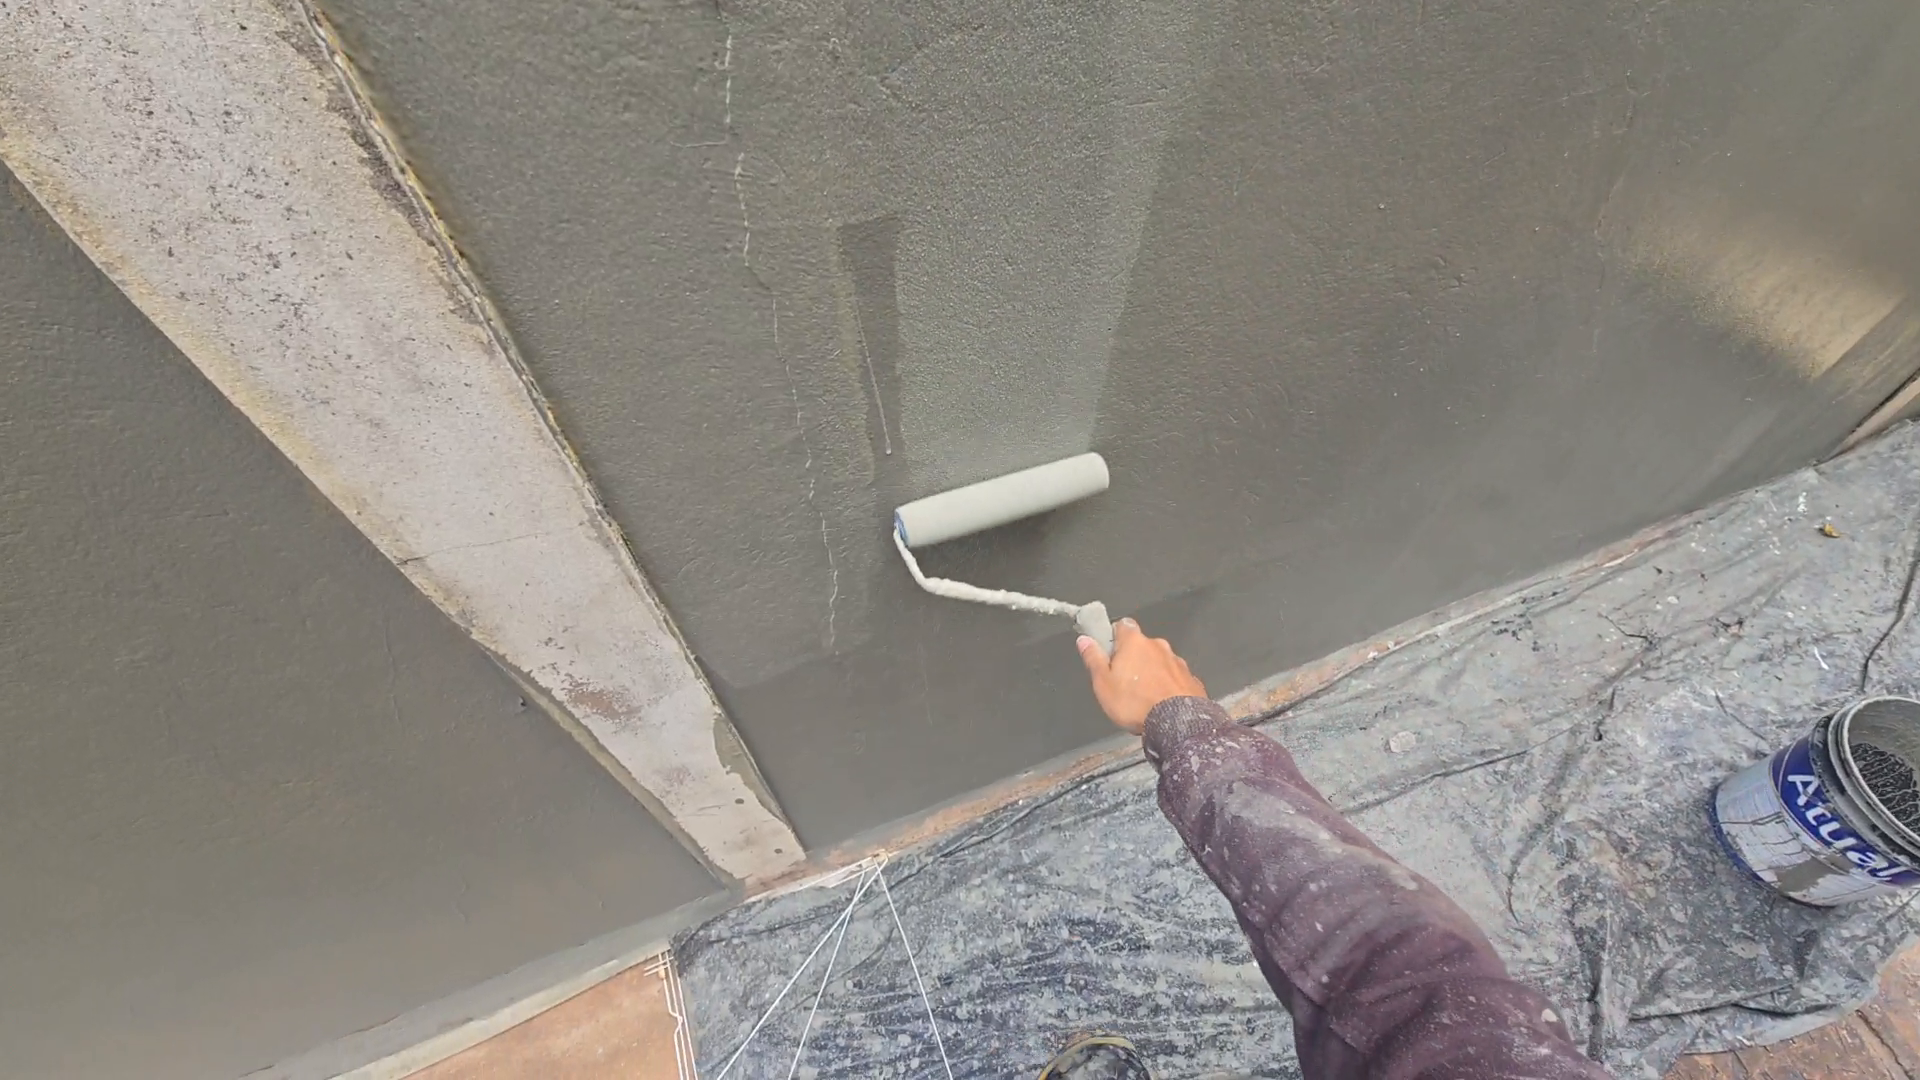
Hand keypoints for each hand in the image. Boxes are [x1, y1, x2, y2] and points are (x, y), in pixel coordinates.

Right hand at [1077, 618, 1206, 733]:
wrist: (1177, 724)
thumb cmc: (1137, 703)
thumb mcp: (1103, 683)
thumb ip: (1093, 658)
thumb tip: (1084, 641)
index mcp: (1134, 642)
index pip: (1122, 625)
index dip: (1112, 636)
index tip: (1106, 650)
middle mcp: (1157, 646)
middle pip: (1140, 645)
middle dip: (1132, 658)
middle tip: (1122, 680)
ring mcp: (1177, 661)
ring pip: (1159, 661)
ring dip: (1151, 672)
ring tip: (1142, 696)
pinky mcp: (1190, 679)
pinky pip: (1174, 677)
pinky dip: (1167, 685)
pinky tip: (1161, 702)